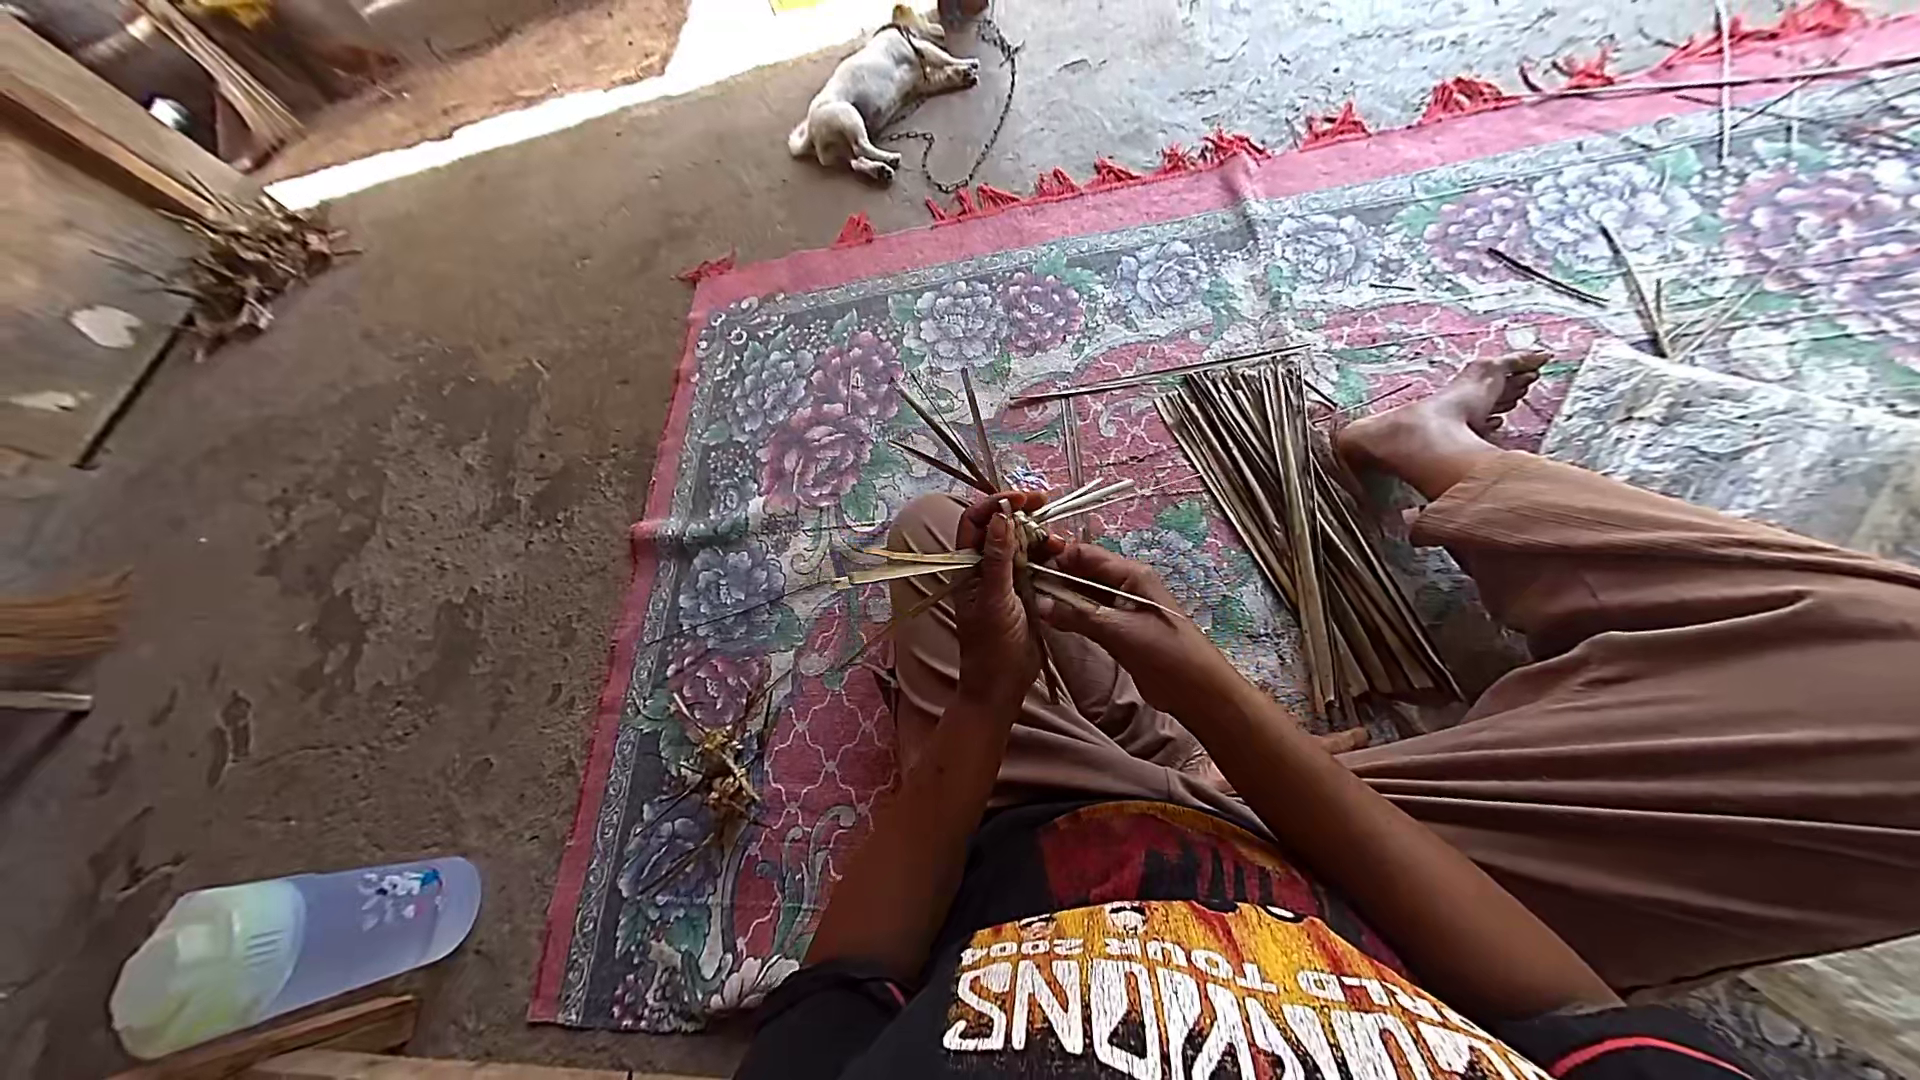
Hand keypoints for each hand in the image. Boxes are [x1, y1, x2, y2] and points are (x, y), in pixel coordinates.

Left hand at [953, 491, 1059, 709]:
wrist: (1003, 685)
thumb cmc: (990, 646)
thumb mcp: (993, 600)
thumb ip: (997, 559)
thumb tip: (1002, 517)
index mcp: (968, 567)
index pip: (975, 523)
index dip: (994, 505)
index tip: (1020, 497)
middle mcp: (986, 568)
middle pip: (1000, 528)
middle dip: (1020, 511)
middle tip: (1044, 502)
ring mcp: (1007, 578)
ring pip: (1021, 544)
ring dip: (1036, 533)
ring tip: (1055, 532)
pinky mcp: (1027, 590)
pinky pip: (1036, 563)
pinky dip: (1047, 553)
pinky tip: (1061, 551)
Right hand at [1032, 542, 1248, 716]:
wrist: (1198, 691)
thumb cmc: (1167, 653)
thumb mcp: (1120, 631)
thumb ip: (1078, 616)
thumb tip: (1039, 604)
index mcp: (1132, 575)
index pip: (1086, 555)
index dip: (1056, 557)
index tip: (1027, 566)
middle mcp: (1126, 585)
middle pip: (1083, 572)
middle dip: (1054, 576)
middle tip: (1022, 585)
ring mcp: (1122, 607)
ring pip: (1083, 594)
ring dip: (1060, 597)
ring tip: (1029, 601)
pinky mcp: (1119, 629)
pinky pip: (1088, 614)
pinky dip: (1070, 615)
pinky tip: (1050, 619)